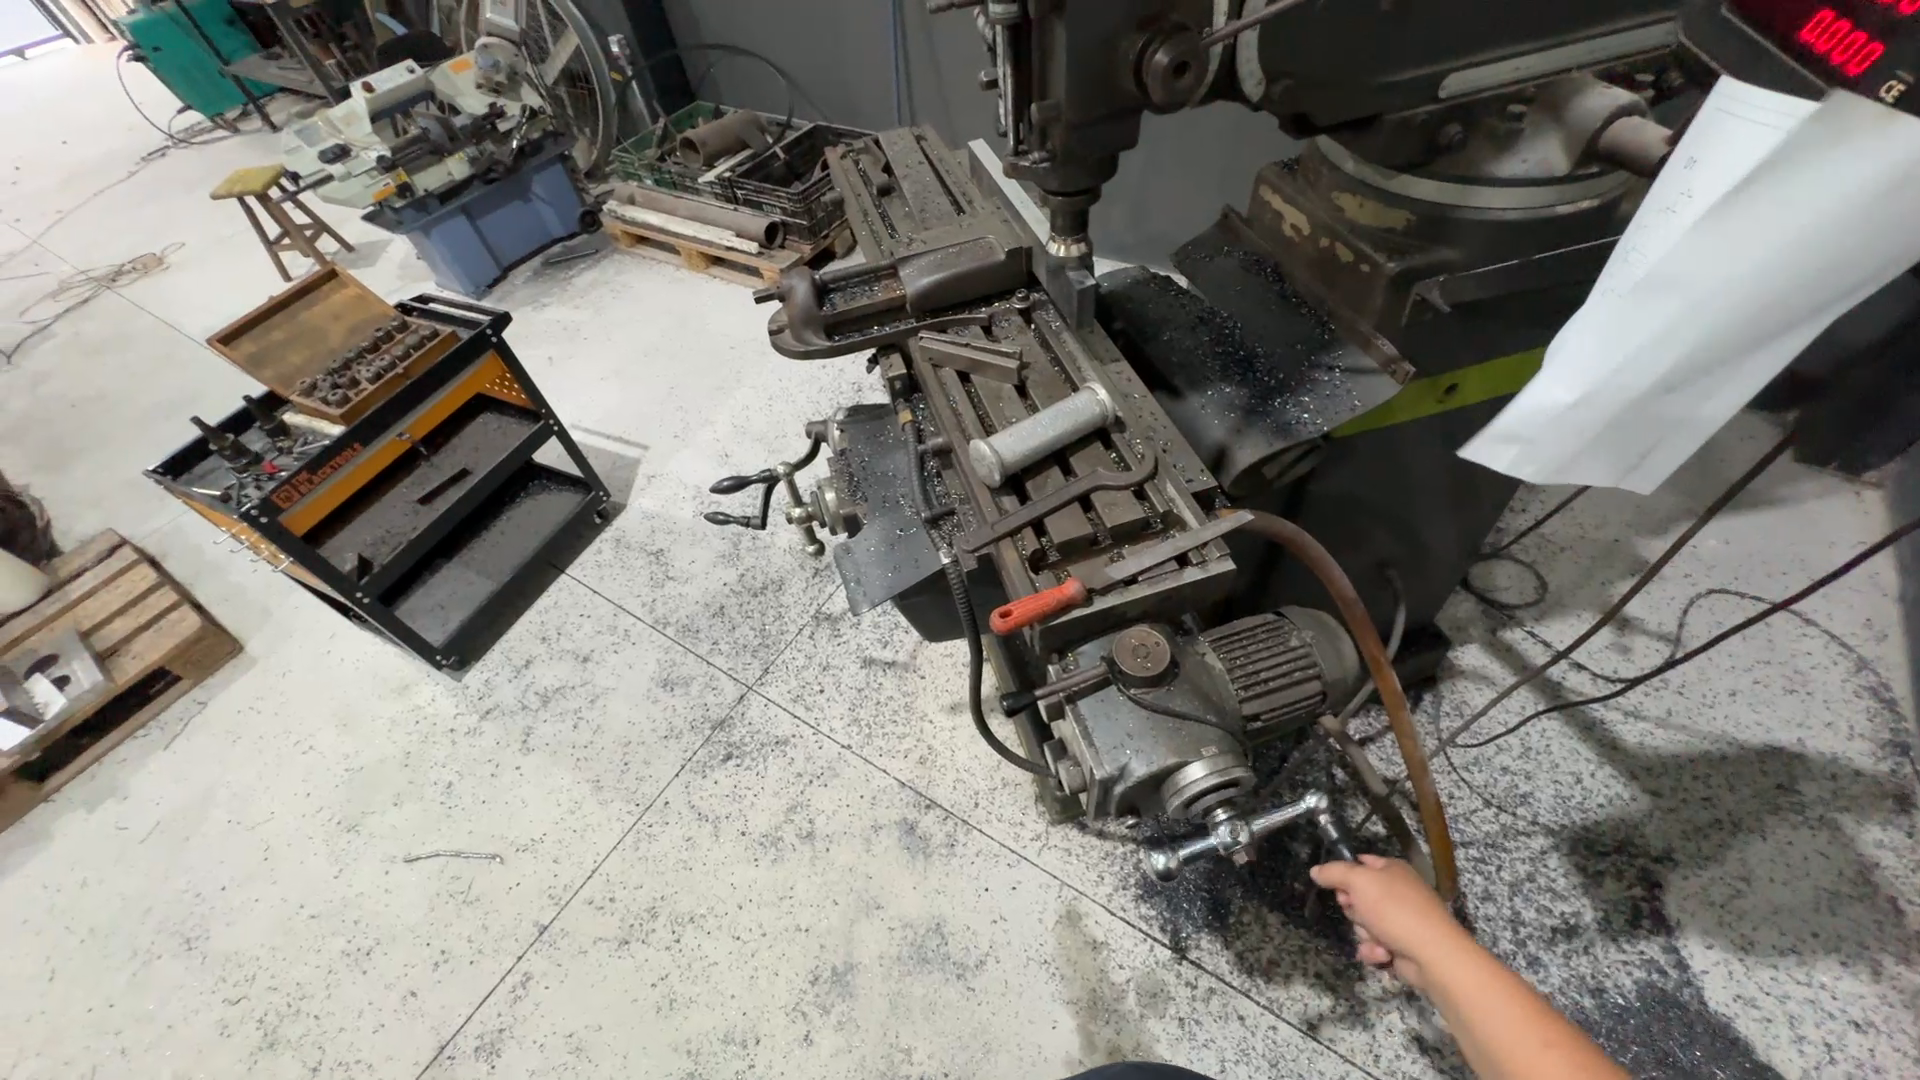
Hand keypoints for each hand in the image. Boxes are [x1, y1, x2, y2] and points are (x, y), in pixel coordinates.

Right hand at [1311, 854, 1470, 991]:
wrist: (1434, 956)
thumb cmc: (1395, 910)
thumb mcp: (1358, 881)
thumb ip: (1333, 873)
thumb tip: (1314, 871)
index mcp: (1392, 870)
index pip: (1360, 862)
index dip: (1344, 874)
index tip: (1336, 886)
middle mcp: (1398, 892)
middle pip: (1358, 896)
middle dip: (1353, 908)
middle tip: (1357, 911)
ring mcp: (1401, 920)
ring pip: (1363, 922)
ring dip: (1364, 932)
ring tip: (1376, 938)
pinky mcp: (1402, 945)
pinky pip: (1375, 944)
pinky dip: (1374, 950)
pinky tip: (1382, 954)